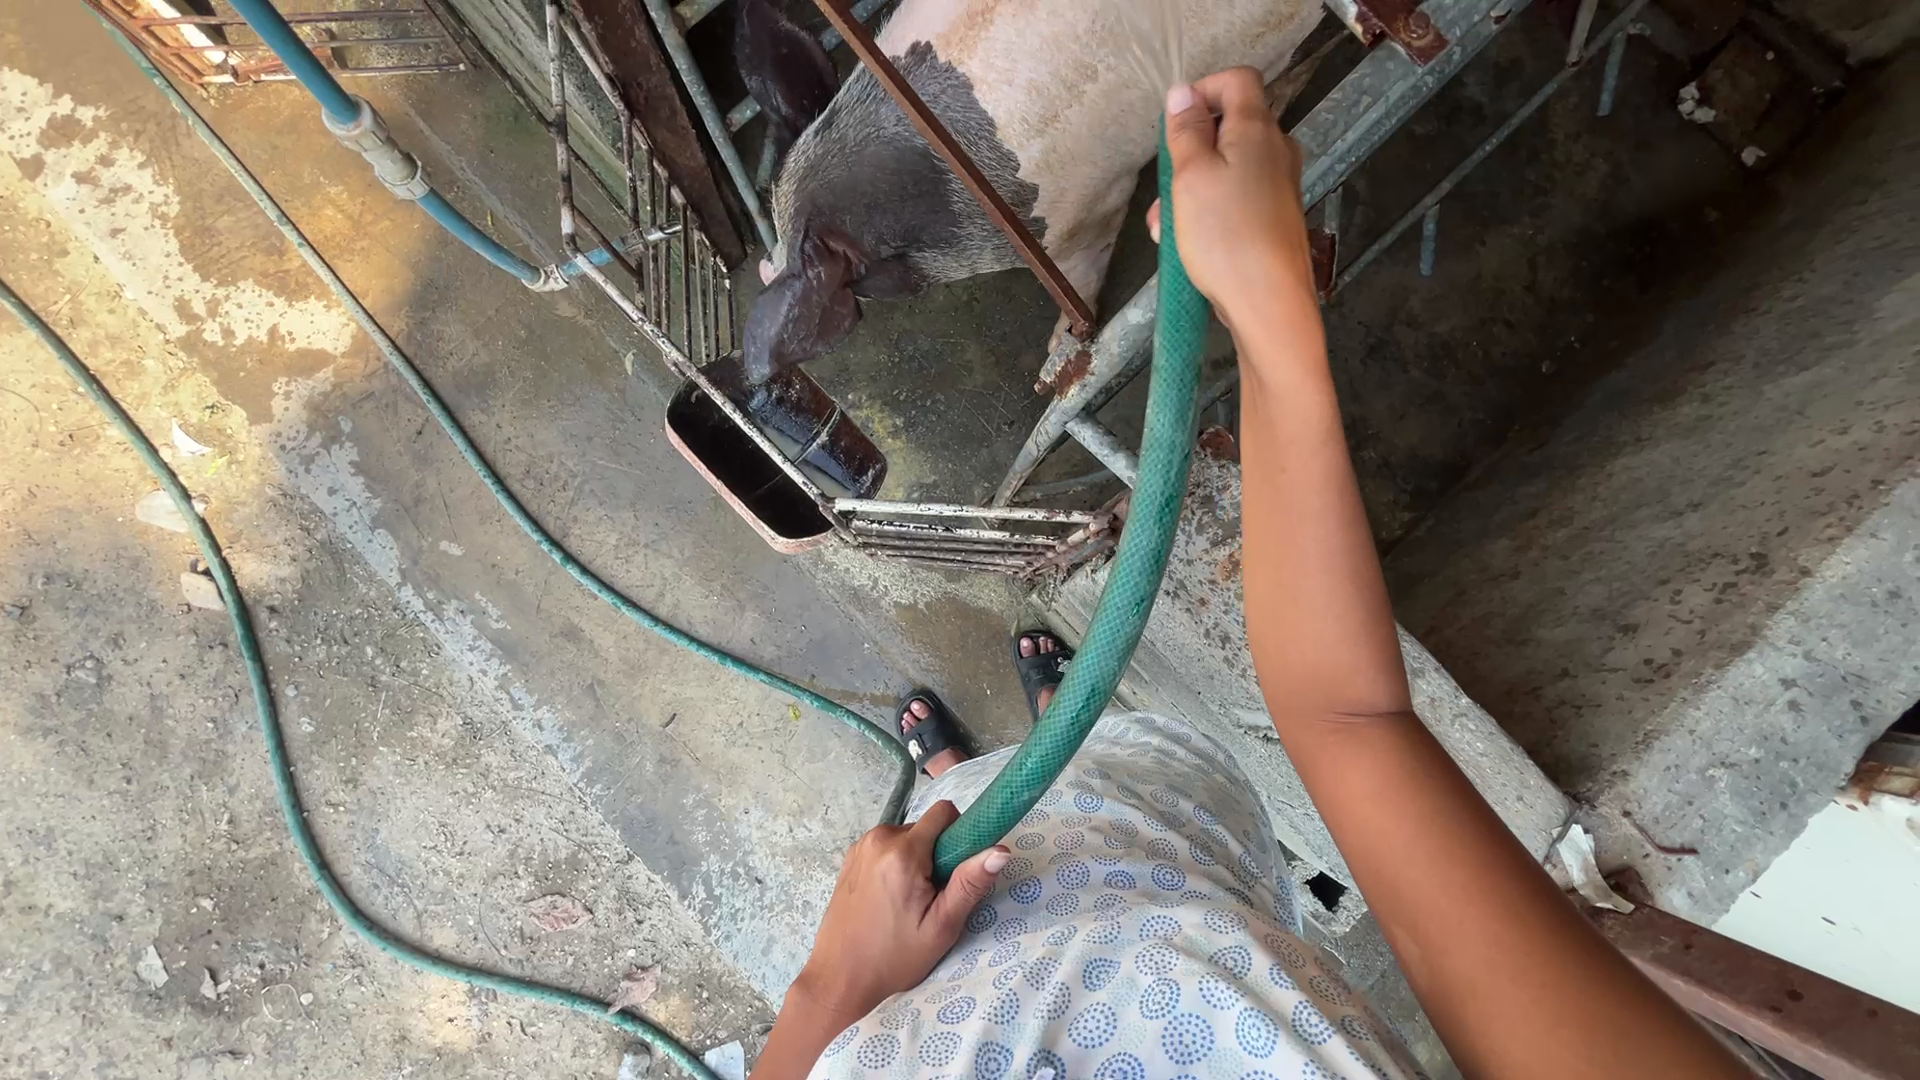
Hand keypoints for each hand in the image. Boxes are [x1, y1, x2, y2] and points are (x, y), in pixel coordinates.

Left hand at [791, 801, 1008, 1021]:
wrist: (838, 980)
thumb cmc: (893, 958)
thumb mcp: (941, 927)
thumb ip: (970, 883)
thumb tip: (1001, 851)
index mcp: (903, 851)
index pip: (944, 812)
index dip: (958, 835)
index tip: (955, 869)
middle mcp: (879, 838)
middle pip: (925, 828)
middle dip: (934, 854)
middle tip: (930, 896)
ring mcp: (861, 845)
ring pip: (906, 837)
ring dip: (915, 859)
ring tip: (908, 901)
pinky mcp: (850, 856)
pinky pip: (886, 846)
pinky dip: (895, 863)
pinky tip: (888, 898)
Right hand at [1155, 67, 1315, 334]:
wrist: (1267, 299)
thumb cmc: (1225, 235)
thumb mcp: (1192, 177)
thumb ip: (1186, 132)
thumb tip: (1182, 92)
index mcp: (1257, 128)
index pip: (1237, 80)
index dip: (1203, 90)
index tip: (1174, 122)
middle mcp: (1275, 150)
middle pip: (1229, 130)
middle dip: (1189, 154)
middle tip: (1164, 191)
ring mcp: (1278, 187)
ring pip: (1227, 171)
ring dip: (1191, 192)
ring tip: (1166, 231)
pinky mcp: (1274, 220)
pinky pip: (1236, 201)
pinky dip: (1209, 213)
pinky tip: (1188, 245)